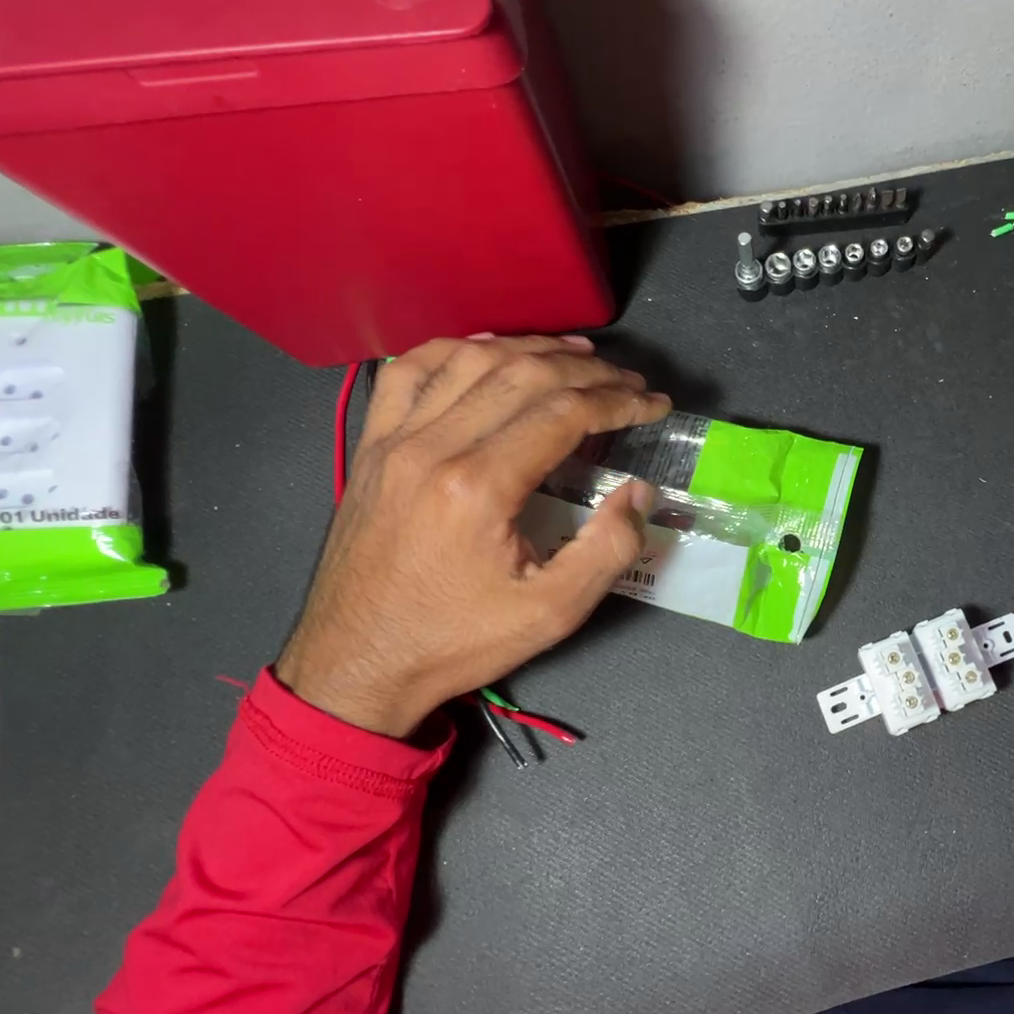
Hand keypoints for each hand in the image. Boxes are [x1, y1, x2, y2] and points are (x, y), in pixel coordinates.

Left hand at [275, 335, 672, 737]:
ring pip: (469, 360)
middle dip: (589, 371)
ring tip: (579, 356)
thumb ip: (608, 549)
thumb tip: (638, 492)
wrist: (356, 664)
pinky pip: (410, 372)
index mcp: (478, 485)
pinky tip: (490, 351)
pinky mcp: (371, 445)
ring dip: (531, 348)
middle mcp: (432, 445)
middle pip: (522, 375)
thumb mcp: (552, 613)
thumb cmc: (458, 641)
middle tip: (630, 381)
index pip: (562, 412)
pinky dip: (457, 349)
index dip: (619, 401)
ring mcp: (393, 439)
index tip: (656, 404)